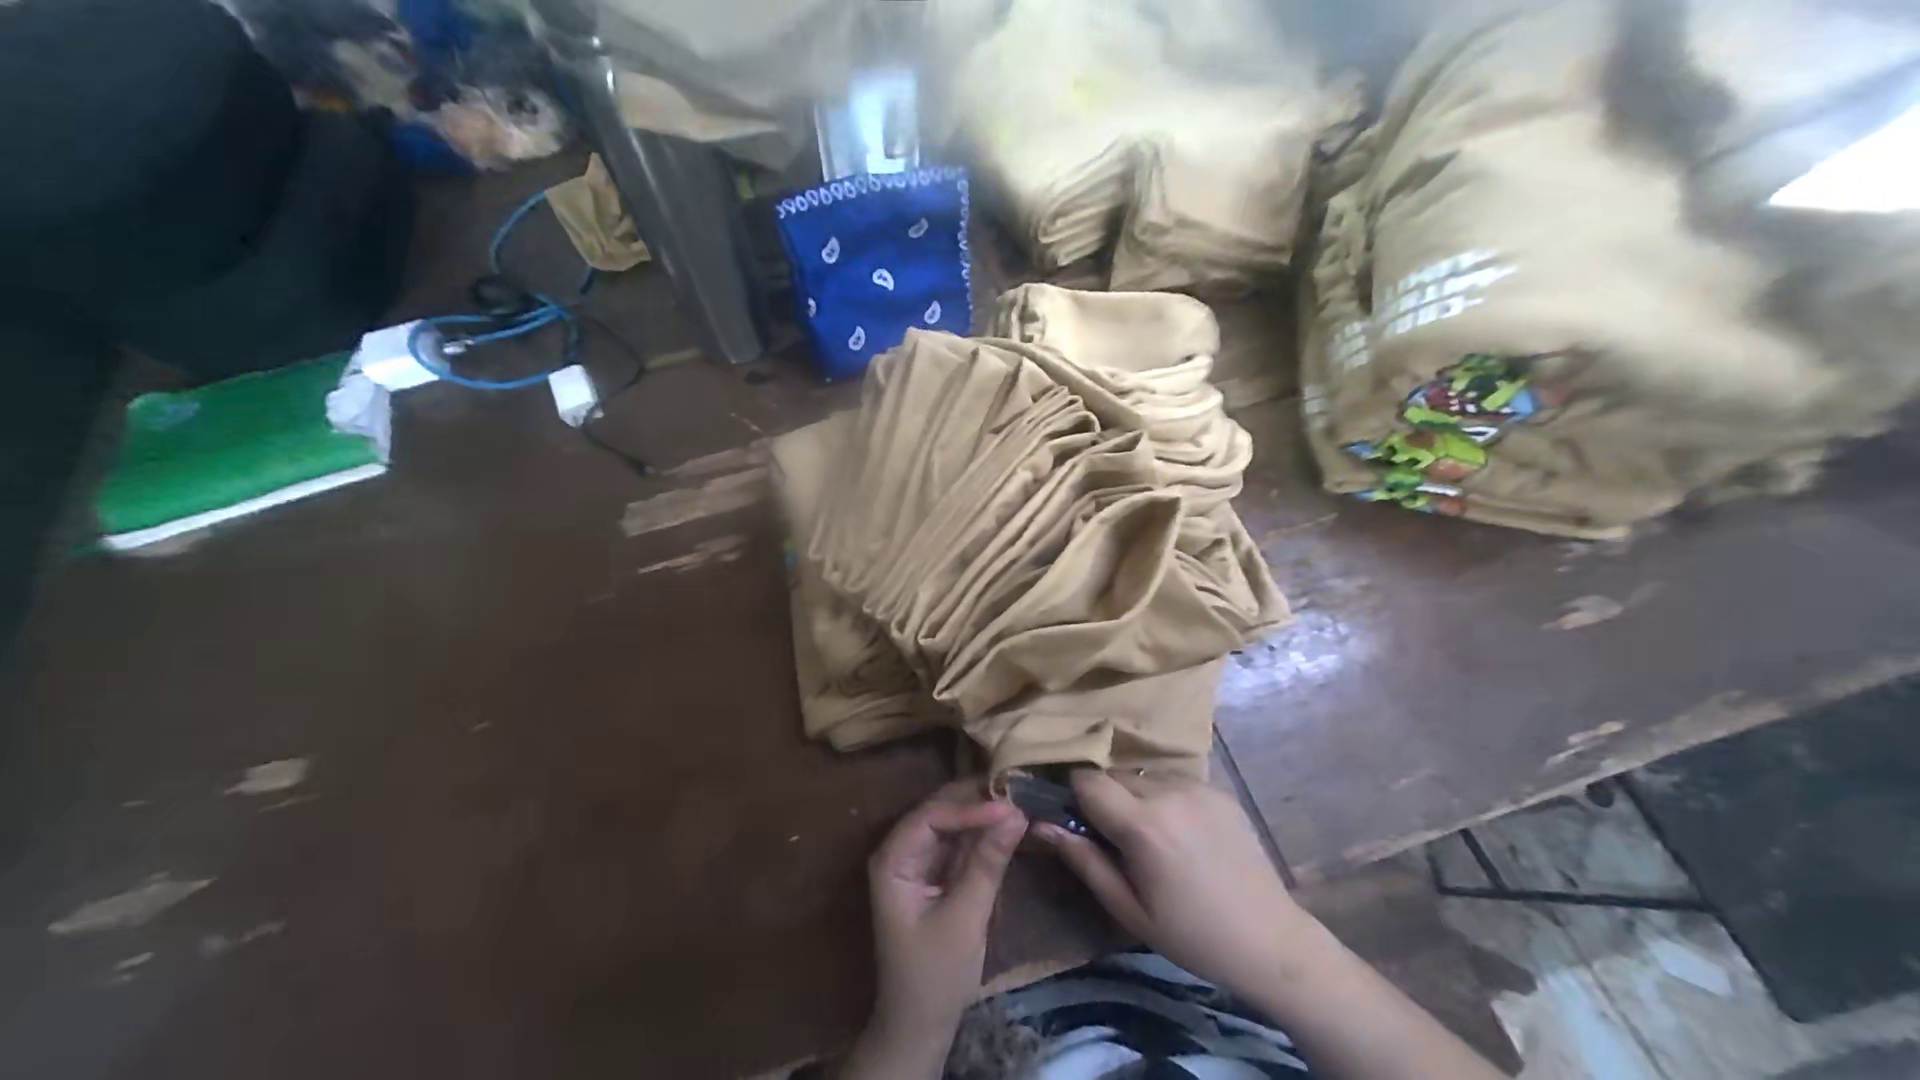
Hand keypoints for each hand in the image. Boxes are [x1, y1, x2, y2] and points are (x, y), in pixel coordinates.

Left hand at [843, 781, 1026, 1079]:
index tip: (1010, 805)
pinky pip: (961, 841)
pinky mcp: (938, 873)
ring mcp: (920, 861)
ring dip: (984, 812)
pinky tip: (1009, 823)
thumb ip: (987, 863)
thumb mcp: (965, 918)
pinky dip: (984, 833)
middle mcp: (902, 851)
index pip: (930, 816)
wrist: (921, 1023)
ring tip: (1021, 799)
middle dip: (978, 800)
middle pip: (940, 811)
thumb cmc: (934, 974)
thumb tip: (1017, 814)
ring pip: (953, 822)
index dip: (969, 807)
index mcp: (892, 860)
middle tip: (1019, 789)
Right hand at [1033, 769, 1309, 998]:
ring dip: (1134, 795)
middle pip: (1114, 774)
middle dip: (1104, 796)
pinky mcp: (1219, 790)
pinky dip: (1164, 798)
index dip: (1074, 795)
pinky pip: (1173, 781)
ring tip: (1151, 836)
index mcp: (1144, 826)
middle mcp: (1169, 794)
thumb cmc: (1191, 935)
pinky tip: (1180, 833)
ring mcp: (1198, 788)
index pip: (1087, 781)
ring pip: (1143, 776)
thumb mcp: (1128, 909)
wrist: (1270, 939)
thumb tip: (1041, 824)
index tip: (1075, 819)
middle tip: (1114, 836)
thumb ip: (1083, 860)